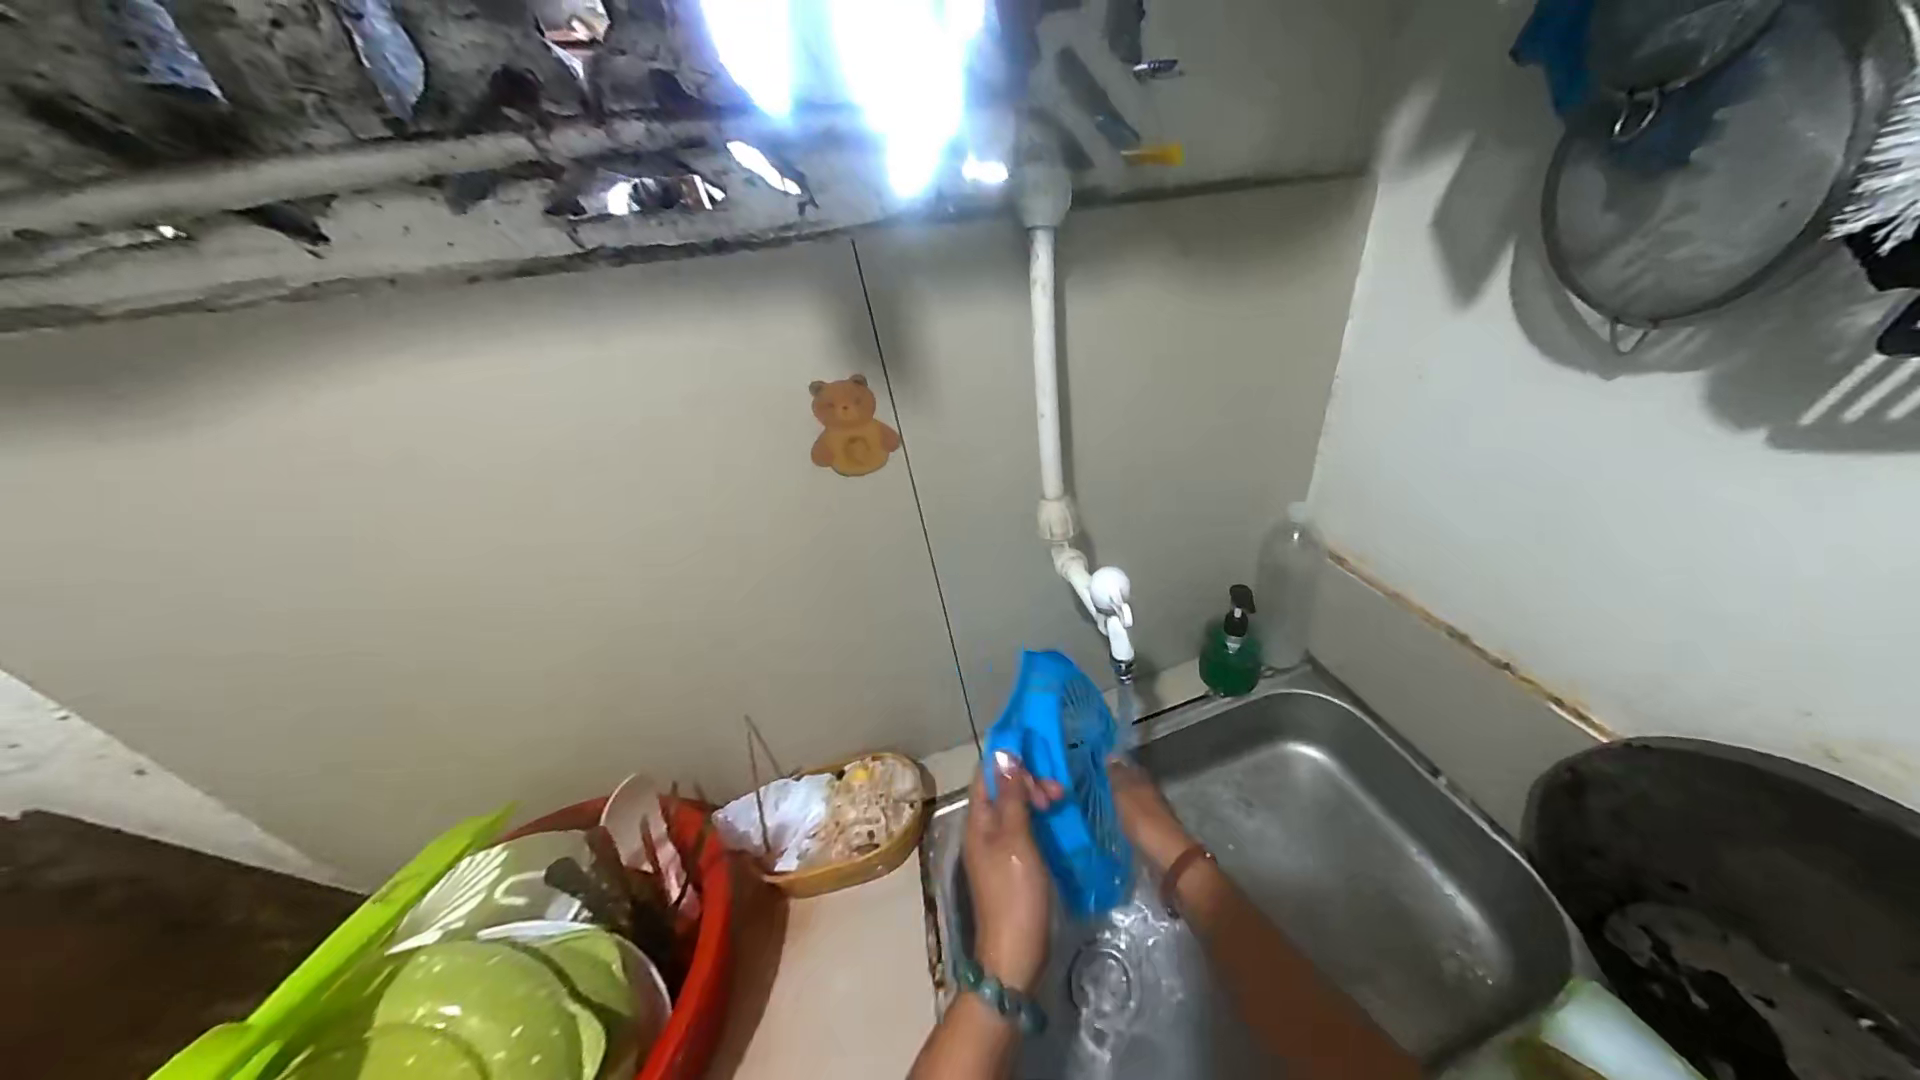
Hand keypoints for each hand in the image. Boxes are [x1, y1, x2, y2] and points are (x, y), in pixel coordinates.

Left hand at [964, 753, 1063, 991]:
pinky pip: (1024, 828)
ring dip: (1037, 799)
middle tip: (1057, 792)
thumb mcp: (1016, 839)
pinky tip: (1058, 821)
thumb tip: (1005, 754)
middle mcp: (984, 829)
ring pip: (1016, 808)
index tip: (1039, 757)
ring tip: (1061, 803)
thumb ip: (1011, 797)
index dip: (1010, 760)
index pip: (987, 774)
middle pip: (1003, 789)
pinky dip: (1040, 820)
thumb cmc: (1015, 892)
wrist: (1015, 953)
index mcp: (978, 819)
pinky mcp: (1013, 863)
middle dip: (1029, 782)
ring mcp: (998, 847)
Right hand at [1108, 758, 1195, 873]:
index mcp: (1145, 782)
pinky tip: (1116, 823)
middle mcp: (1152, 795)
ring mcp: (1155, 815)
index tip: (1099, 765)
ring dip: (1123, 803)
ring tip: (1103, 805)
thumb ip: (1117, 776)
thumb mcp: (1125, 794)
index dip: (1116, 765)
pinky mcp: (1154, 835)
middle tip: (1098, 785)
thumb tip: (1112, 754)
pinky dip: (1127, 819)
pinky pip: (1137, 820)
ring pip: (1136, 803)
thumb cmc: (1143, 821)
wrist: (1167, 857)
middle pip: (1134, 785)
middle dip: (1119, 784)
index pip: (1130, 767)